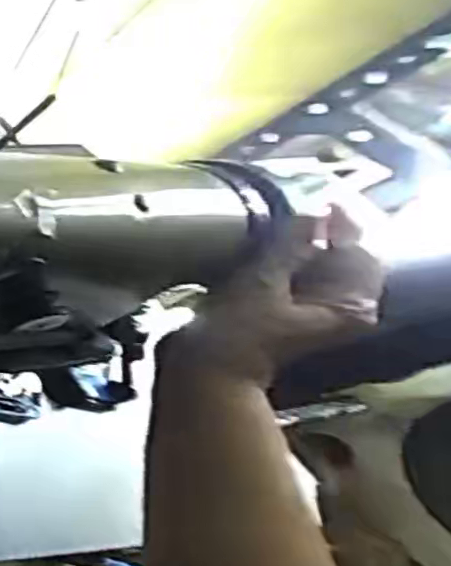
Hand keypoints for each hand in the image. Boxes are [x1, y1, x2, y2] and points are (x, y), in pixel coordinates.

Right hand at [164, 205, 383, 387]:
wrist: (209, 367)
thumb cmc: (236, 331)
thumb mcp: (259, 287)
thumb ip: (287, 250)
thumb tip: (310, 214)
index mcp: (352, 304)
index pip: (357, 253)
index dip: (343, 225)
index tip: (325, 198)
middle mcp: (344, 308)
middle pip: (345, 261)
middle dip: (326, 234)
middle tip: (303, 207)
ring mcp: (316, 312)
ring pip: (322, 269)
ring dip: (305, 247)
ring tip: (283, 224)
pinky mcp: (289, 313)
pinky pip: (300, 279)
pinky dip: (289, 262)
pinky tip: (269, 250)